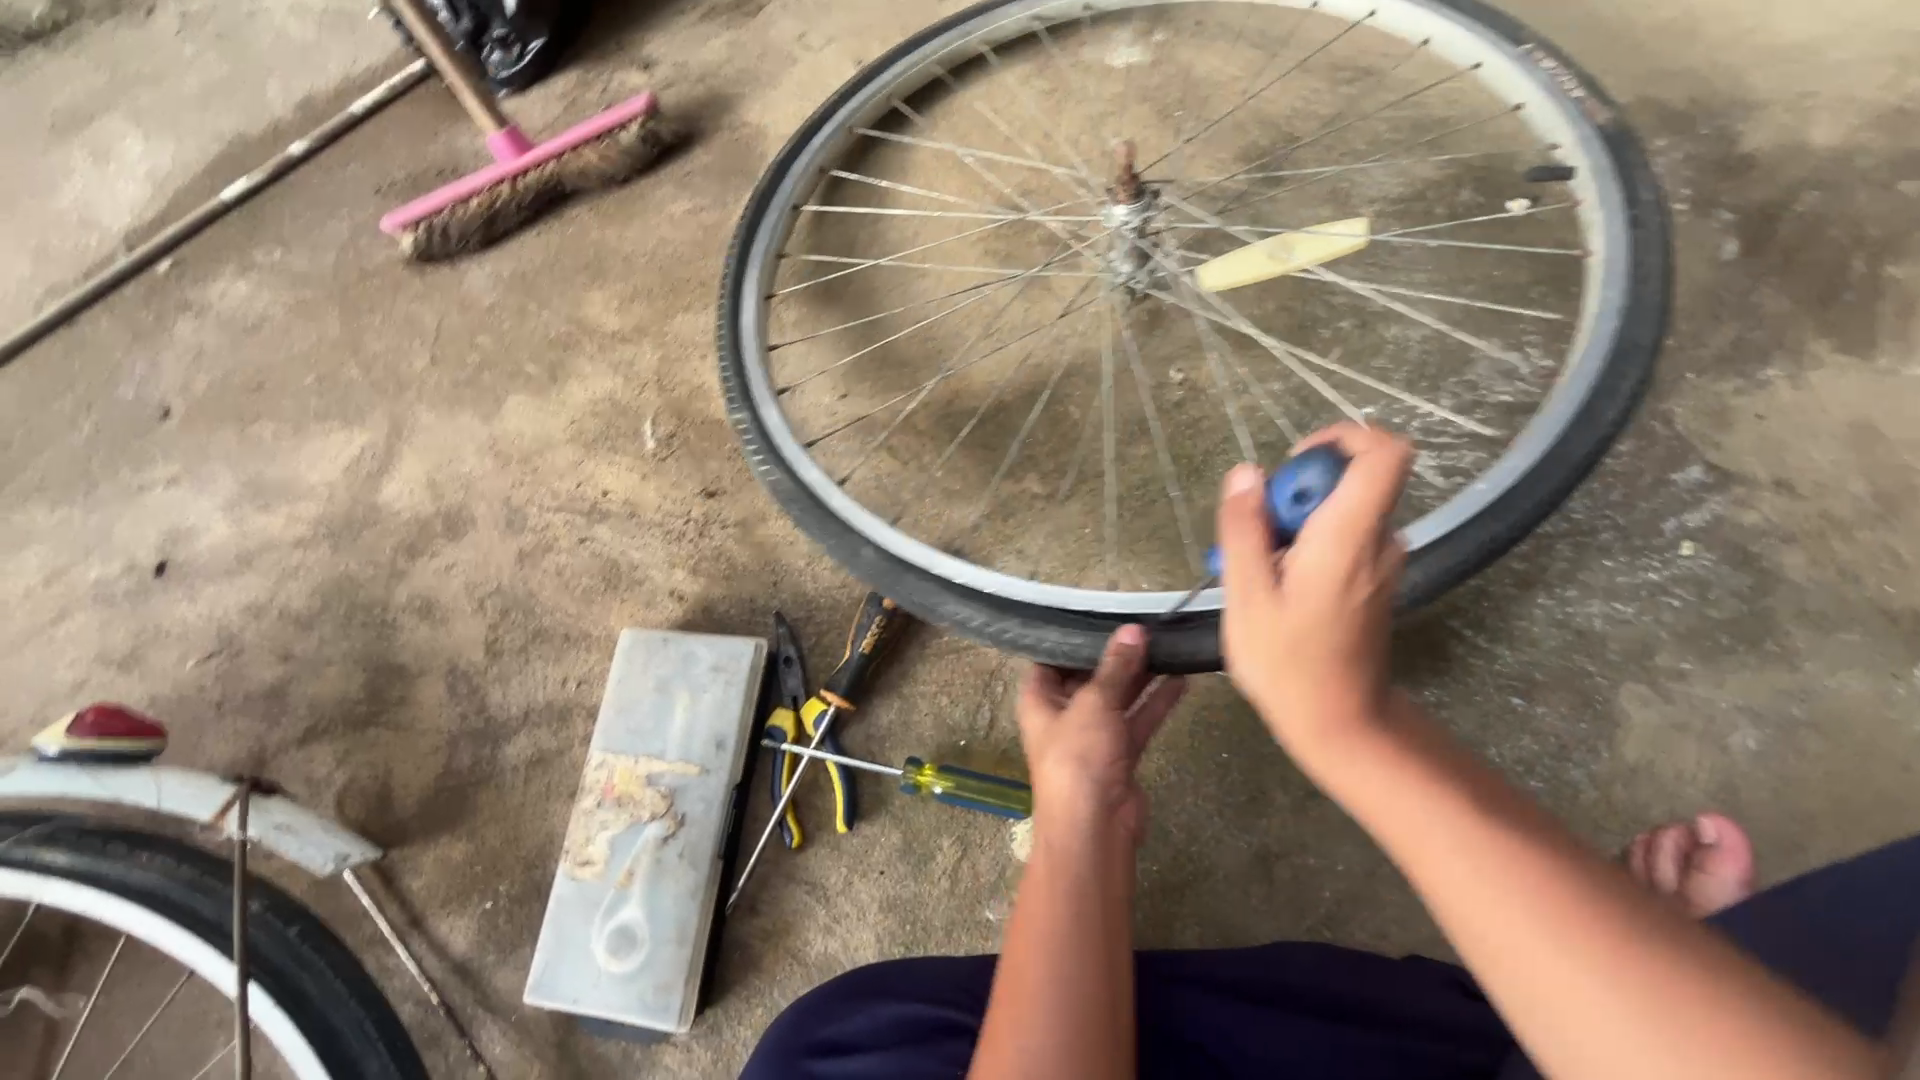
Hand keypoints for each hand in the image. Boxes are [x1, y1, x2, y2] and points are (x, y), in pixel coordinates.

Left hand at [1017, 625, 1185, 845]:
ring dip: (1140, 676)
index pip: (1052, 659)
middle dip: (1116, 655)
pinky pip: (1137, 720)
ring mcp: (1092, 736)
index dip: (1074, 638)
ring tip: (1168, 645)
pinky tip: (1181, 680)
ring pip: (1118, 698)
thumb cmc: (1078, 757)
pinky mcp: (1119, 754)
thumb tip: (1134, 631)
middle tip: (1146, 625)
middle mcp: (1063, 714)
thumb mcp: (1094, 703)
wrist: (1094, 826)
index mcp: (1039, 699)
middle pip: (1089, 676)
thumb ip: (1116, 667)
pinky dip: (1156, 703)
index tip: (1103, 613)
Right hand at [1217, 423, 1412, 765]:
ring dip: (1296, 523)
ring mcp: (1382, 561)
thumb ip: (1245, 529)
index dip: (1341, 438)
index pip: (1384, 451)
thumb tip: (1246, 472)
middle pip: (1352, 478)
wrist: (1339, 721)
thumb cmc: (1287, 663)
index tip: (1291, 466)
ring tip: (1259, 570)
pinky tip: (1277, 586)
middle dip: (1296, 492)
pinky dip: (1307, 544)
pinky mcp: (1374, 579)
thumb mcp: (1246, 595)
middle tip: (1257, 537)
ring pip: (1342, 509)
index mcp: (1350, 535)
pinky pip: (1342, 536)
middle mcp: (1379, 539)